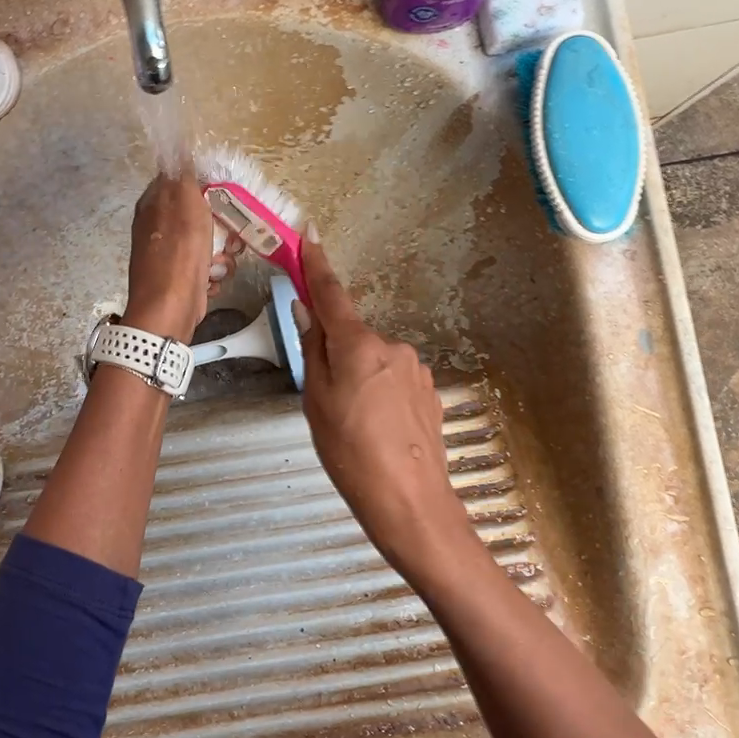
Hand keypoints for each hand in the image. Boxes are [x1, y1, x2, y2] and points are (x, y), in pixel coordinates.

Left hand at [124, 170, 239, 340]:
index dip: (205, 187)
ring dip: (221, 255)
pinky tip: (211, 281)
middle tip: (229, 237)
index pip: (180, 181)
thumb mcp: (184, 203)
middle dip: (221, 226)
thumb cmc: (178, 253)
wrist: (170, 308)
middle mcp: (158, 228)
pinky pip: (206, 268)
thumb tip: (177, 144)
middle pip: (200, 214)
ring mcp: (170, 255)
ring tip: (219, 264)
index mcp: (154, 205)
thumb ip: (182, 174)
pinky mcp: (182, 278)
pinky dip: (212, 274)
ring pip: (208, 243)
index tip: (223, 197)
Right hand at [294, 228, 471, 573]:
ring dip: (358, 378)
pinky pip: (393, 381)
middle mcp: (393, 347)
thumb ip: (313, 351)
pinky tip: (376, 430)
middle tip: (324, 400)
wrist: (411, 501)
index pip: (332, 294)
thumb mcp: (316, 402)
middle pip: (352, 336)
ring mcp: (416, 370)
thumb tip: (308, 311)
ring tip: (353, 426)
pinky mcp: (430, 392)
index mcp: (359, 345)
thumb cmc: (350, 454)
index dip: (317, 265)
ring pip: (373, 361)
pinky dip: (379, 395)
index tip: (309, 235)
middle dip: (335, 354)